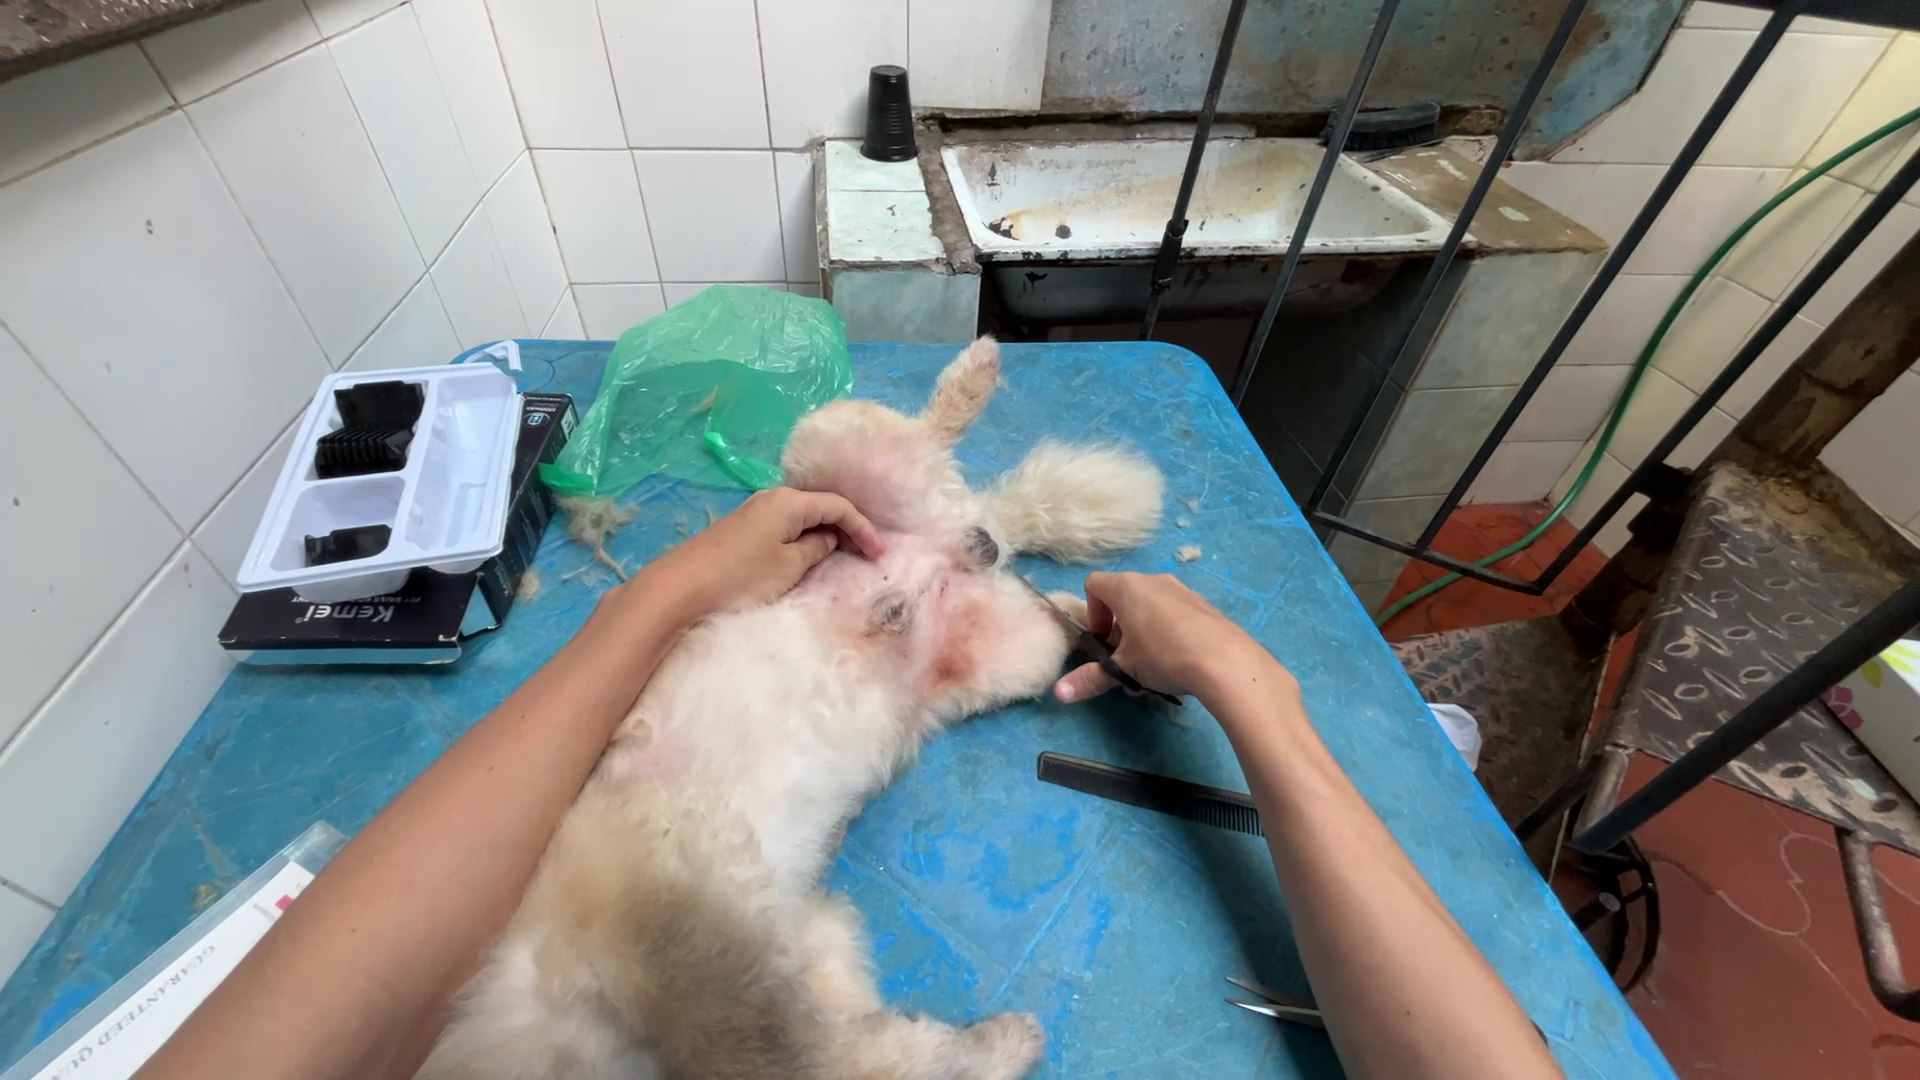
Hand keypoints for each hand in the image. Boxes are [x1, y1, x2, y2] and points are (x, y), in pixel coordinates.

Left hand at [630, 487, 883, 620]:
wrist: (679, 588)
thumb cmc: (742, 576)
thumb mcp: (789, 566)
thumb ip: (816, 548)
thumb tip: (827, 539)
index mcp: (789, 501)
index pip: (838, 506)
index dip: (862, 528)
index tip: (878, 554)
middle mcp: (772, 498)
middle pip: (820, 507)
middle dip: (846, 529)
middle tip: (864, 555)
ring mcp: (754, 512)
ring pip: (802, 517)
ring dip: (824, 534)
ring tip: (841, 556)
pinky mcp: (742, 529)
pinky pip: (785, 526)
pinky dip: (804, 538)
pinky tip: (808, 556)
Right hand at [1054, 572, 1284, 703]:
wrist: (1226, 662)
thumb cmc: (1164, 655)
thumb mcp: (1124, 669)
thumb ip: (1090, 678)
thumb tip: (1059, 693)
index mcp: (1127, 587)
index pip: (1094, 585)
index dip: (1092, 613)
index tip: (1102, 642)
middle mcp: (1154, 581)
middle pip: (1123, 599)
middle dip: (1118, 632)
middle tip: (1125, 663)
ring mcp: (1183, 591)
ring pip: (1151, 610)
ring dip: (1142, 637)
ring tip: (1151, 672)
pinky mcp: (1205, 607)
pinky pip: (1175, 616)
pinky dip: (1168, 635)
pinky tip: (1178, 665)